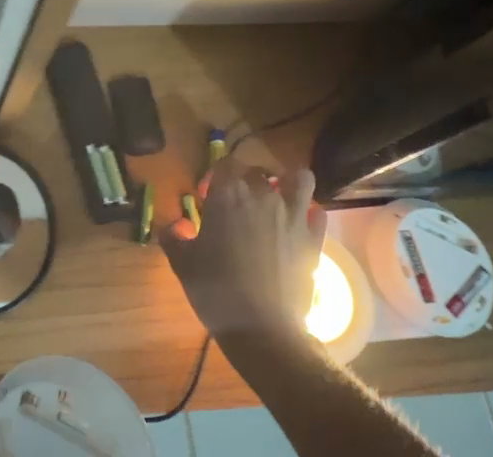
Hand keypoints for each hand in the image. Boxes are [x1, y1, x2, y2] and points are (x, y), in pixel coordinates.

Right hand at [162, 156, 326, 344]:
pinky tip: (299, 225)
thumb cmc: (216, 290)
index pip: (225, 163)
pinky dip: (310, 214)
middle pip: (257, 172)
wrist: (262, 329)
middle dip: (246, 181)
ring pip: (300, 179)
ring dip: (288, 184)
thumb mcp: (182, 263)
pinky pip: (318, 213)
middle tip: (235, 205)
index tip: (207, 197)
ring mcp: (293, 216)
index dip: (215, 176)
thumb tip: (174, 227)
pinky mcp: (314, 240)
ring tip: (277, 199)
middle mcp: (263, 196)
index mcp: (228, 195)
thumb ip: (174, 237)